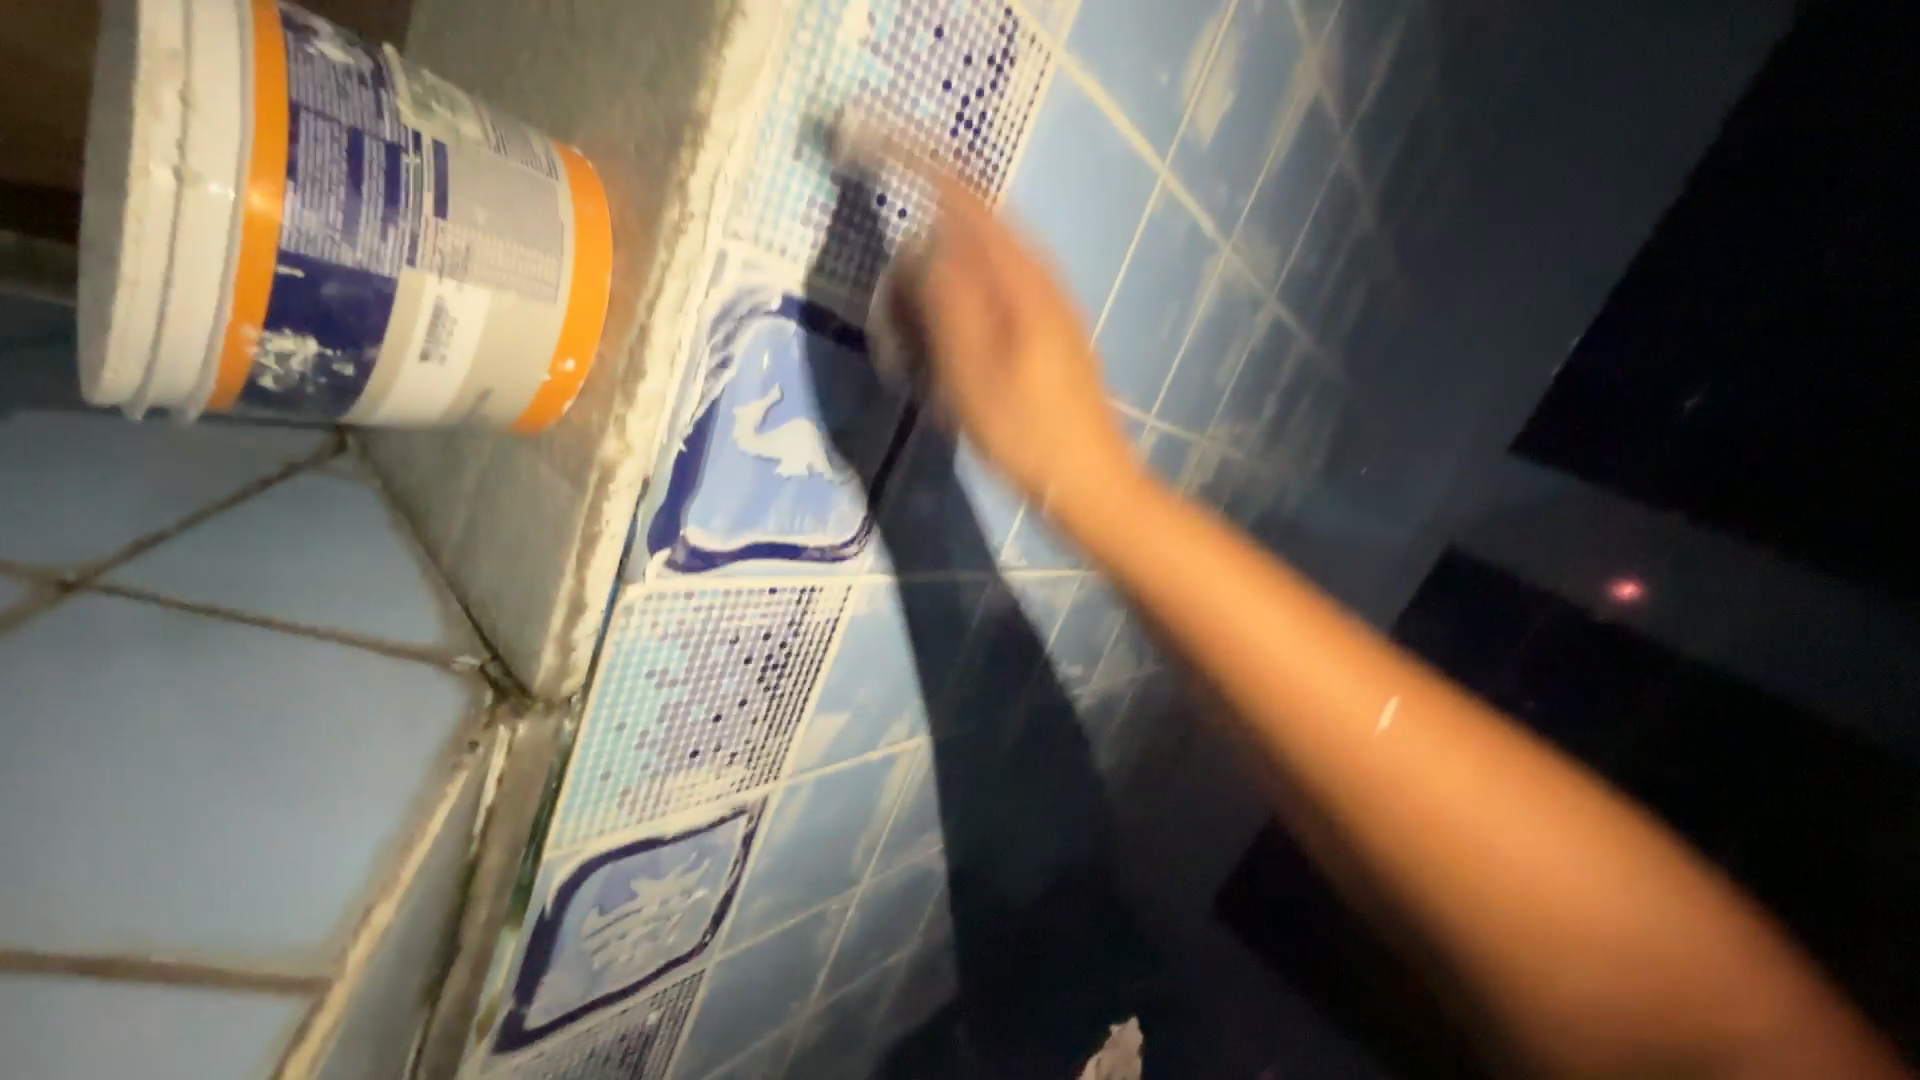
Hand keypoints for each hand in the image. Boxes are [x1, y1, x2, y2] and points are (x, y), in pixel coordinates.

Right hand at [895, 173, 1140, 507]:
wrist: (1091, 482)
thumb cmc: (1026, 432)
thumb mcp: (971, 368)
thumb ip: (944, 298)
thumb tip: (919, 244)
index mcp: (1021, 278)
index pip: (967, 196)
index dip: (922, 166)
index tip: (877, 151)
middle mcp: (1041, 280)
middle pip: (976, 230)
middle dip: (926, 241)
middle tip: (892, 291)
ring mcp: (1051, 309)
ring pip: (985, 270)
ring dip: (943, 285)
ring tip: (916, 333)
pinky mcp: (1052, 338)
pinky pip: (998, 301)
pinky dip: (963, 313)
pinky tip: (951, 356)